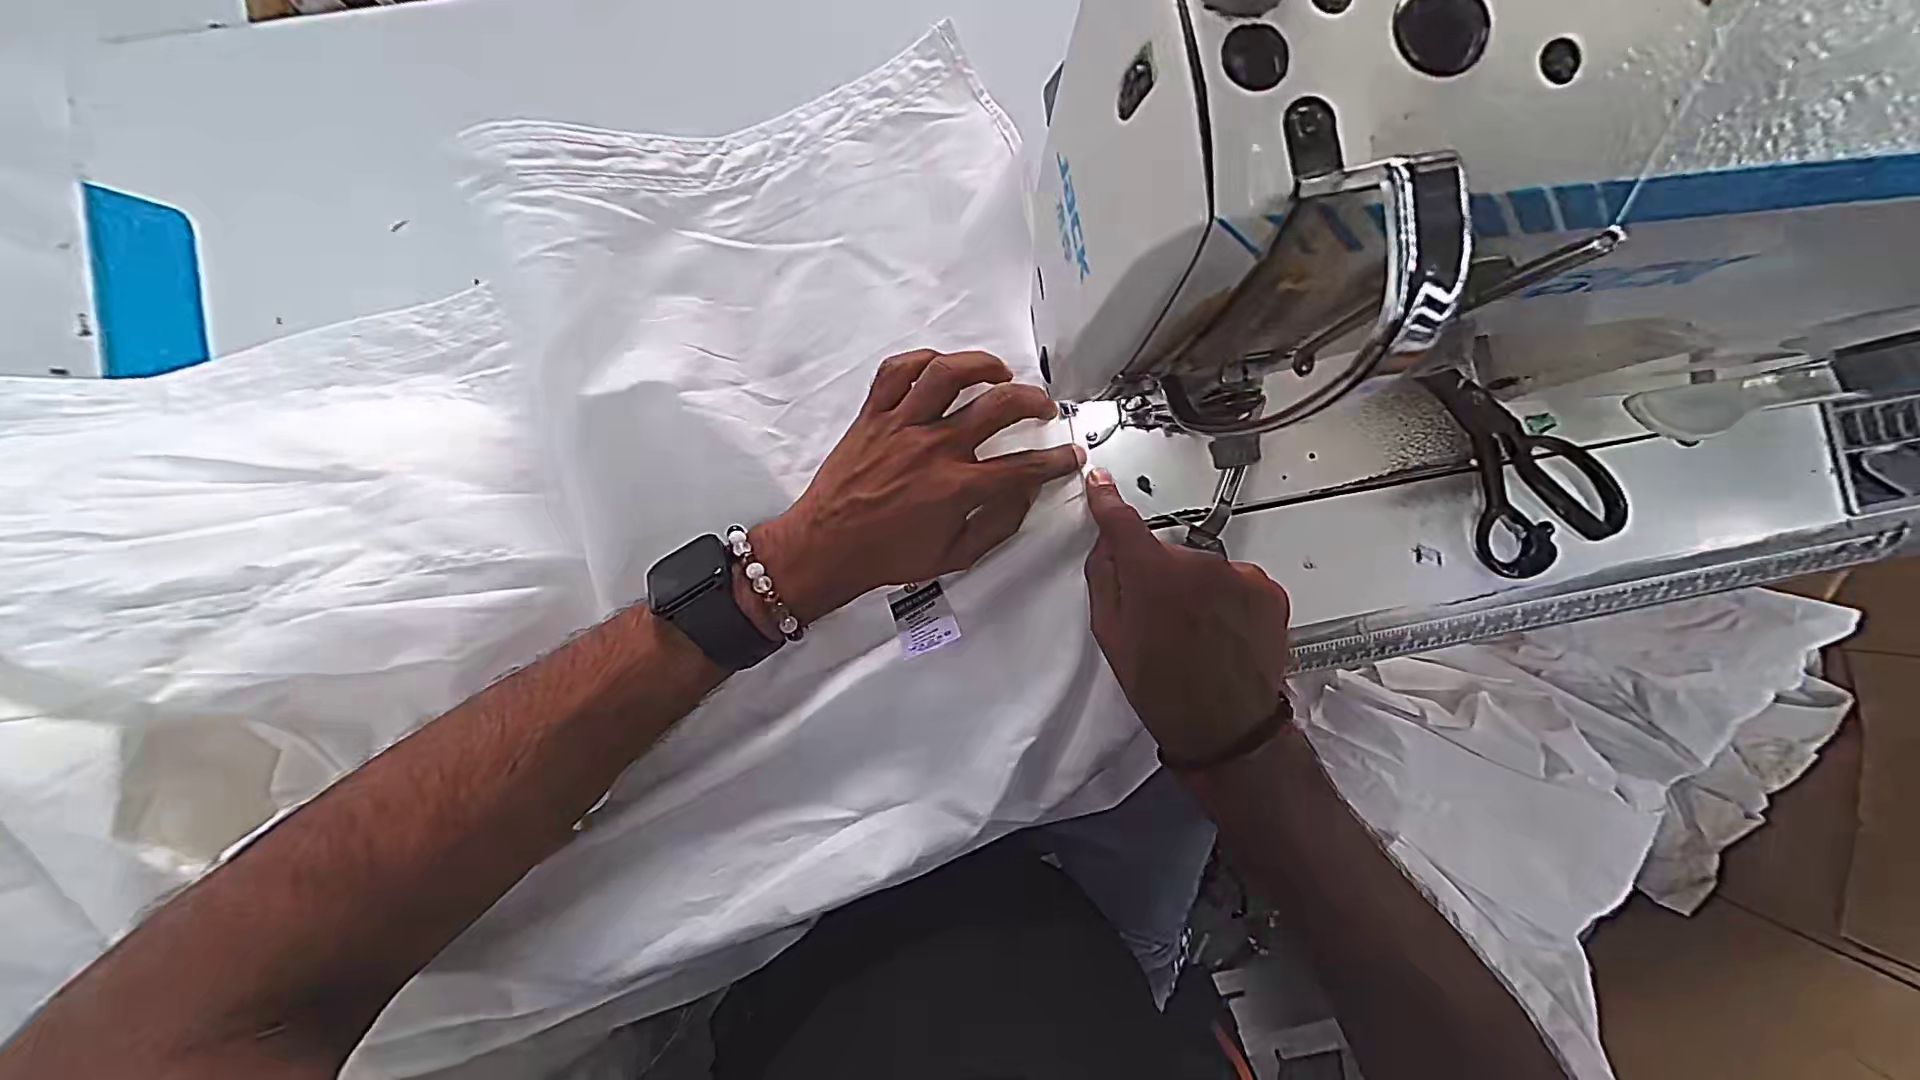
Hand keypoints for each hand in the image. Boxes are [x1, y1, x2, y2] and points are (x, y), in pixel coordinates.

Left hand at [750, 350, 1084, 621]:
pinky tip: (939, 367)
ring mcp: (901, 427)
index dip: (1054, 459)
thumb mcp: (953, 555)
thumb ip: (997, 524)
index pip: (1023, 465)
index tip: (1064, 455)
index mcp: (955, 487)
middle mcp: (931, 449)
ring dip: (982, 365)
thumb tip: (1023, 495)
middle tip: (1041, 406)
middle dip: (1034, 401)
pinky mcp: (873, 417)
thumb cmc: (881, 554)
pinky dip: (922, 360)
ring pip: (948, 373)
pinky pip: (897, 371)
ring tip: (998, 372)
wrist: (827, 547)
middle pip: (999, 405)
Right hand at [1082, 468, 1292, 762]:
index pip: (1121, 520)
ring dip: (1197, 588)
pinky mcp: (1265, 588)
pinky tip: (1220, 629)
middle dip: (1161, 573)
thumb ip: (1104, 579)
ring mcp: (1235, 576)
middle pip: (1167, 550)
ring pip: (1203, 566)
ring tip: (1195, 631)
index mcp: (1150, 574)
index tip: (1102, 484)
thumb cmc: (1165, 688)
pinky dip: (1227, 597)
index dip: (1107, 499)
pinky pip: (1235, 578)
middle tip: (1161, 617)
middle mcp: (1195, 566)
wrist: (1223, 724)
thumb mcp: (1110, 634)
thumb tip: (1106, 549)